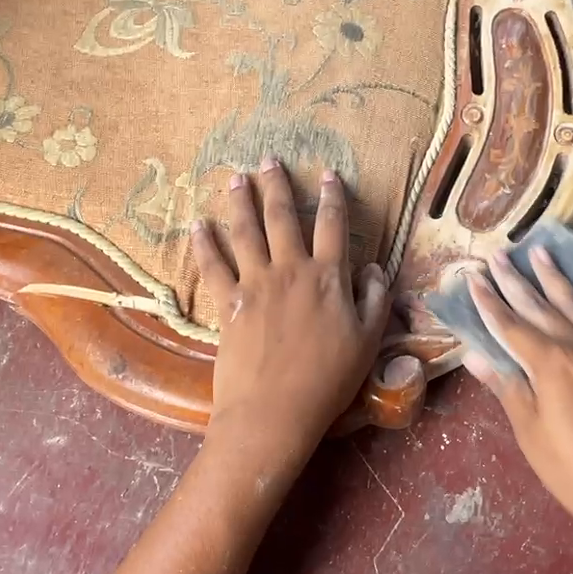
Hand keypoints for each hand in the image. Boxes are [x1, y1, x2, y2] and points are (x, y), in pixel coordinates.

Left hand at [192, 157, 391, 468]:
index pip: (332, 225)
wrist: (275, 413)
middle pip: (283, 217)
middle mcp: (291, 270)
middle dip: (277, 185)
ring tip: (235, 179)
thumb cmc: (329, 381)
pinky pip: (213, 265)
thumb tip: (373, 267)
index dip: (332, 197)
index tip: (329, 175)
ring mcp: (256, 284)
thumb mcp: (368, 341)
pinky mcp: (227, 304)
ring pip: (246, 232)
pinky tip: (197, 225)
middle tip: (269, 160)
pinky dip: (204, 243)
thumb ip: (375, 299)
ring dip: (240, 202)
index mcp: (329, 277)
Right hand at [464, 247, 572, 545]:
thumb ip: (506, 387)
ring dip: (552, 277)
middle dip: (515, 279)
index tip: (473, 276)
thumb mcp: (530, 431)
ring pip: (571, 303)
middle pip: (538, 304)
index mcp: (548, 361)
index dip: (488, 300)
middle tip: (498, 253)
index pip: (509, 323)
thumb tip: (476, 355)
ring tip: (540, 252)